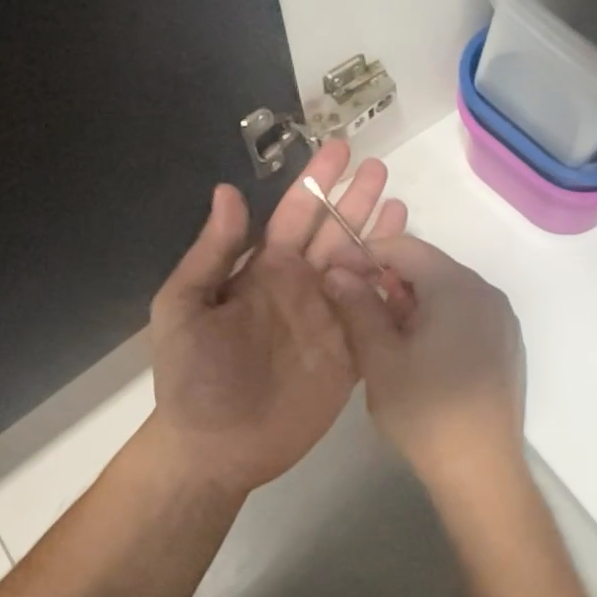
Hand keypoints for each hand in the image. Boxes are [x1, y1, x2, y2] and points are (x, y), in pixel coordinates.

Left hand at [149, 142, 405, 492]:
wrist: (216, 447)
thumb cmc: (193, 378)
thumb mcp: (184, 308)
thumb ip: (212, 254)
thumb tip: (228, 191)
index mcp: (263, 272)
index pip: (294, 216)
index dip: (316, 183)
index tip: (339, 149)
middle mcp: (299, 288)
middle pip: (334, 234)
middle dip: (356, 200)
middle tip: (381, 167)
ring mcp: (327, 321)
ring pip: (359, 269)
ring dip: (379, 237)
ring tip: (402, 205)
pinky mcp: (348, 356)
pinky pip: (374, 316)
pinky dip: (392, 291)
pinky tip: (411, 269)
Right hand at [322, 237, 525, 486]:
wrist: (481, 470)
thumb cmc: (426, 411)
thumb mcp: (381, 359)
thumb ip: (359, 307)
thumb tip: (338, 272)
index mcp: (459, 287)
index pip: (405, 247)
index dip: (363, 253)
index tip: (331, 271)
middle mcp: (488, 293)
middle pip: (429, 268)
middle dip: (386, 280)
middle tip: (351, 306)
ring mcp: (502, 321)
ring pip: (446, 293)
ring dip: (409, 303)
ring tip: (379, 335)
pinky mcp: (506, 346)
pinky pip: (464, 316)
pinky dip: (434, 321)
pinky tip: (415, 355)